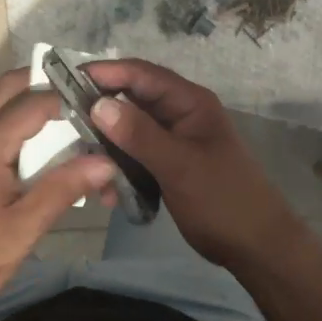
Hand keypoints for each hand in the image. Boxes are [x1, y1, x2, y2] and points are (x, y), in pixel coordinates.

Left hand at [0, 68, 115, 320]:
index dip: (69, 99)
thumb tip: (105, 162)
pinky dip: (8, 125)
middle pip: (6, 88)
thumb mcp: (22, 230)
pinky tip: (32, 153)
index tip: (99, 110)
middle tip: (80, 105)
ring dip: (25, 105)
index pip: (33, 102)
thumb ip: (62, 188)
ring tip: (65, 126)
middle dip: (44, 86)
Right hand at [80, 59, 301, 270]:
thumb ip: (139, 134)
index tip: (66, 79)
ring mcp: (175, 141)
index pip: (141, 74)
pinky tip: (108, 194)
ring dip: (108, 147)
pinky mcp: (170, 166)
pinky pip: (136, 158)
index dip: (105, 72)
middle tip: (65, 124)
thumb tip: (98, 103)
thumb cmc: (223, 200)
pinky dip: (120, 170)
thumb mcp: (179, 165)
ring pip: (130, 132)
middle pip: (132, 101)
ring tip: (84, 164)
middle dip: (100, 112)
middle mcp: (181, 114)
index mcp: (190, 102)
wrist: (256, 247)